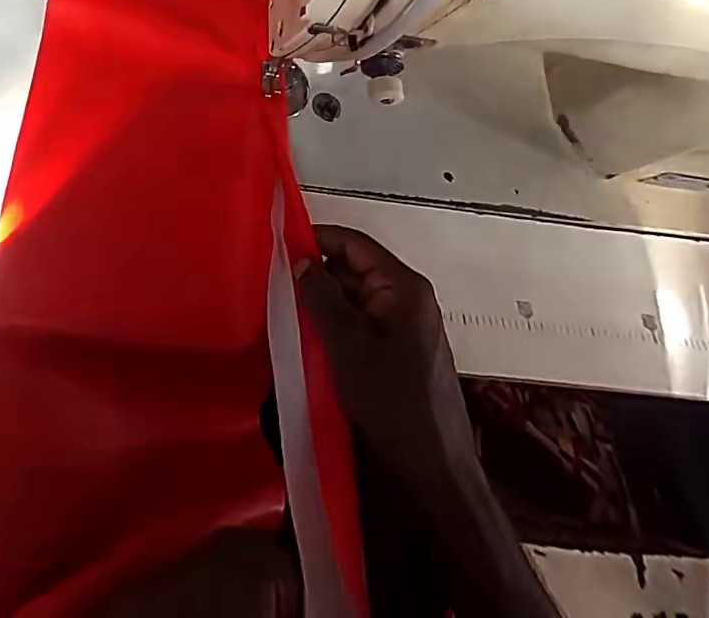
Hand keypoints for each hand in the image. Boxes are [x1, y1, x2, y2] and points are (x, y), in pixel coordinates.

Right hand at [296, 226, 562, 617]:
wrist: (431, 469)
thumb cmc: (390, 399)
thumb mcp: (347, 344)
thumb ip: (321, 297)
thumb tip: (302, 261)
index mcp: (404, 287)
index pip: (356, 244)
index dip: (318, 238)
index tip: (281, 244)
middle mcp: (408, 299)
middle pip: (355, 269)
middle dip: (318, 273)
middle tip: (277, 282)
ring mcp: (405, 325)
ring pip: (355, 297)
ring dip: (324, 302)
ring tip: (288, 309)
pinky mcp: (398, 350)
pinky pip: (361, 322)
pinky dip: (335, 324)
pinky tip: (309, 336)